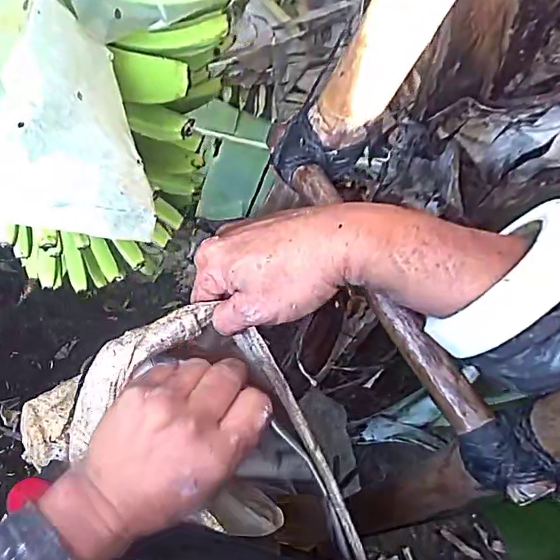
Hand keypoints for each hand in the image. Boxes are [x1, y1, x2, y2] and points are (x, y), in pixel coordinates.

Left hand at [36, 358, 270, 559]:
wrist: (108, 498)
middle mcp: (193, 421)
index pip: (256, 402)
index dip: (253, 401)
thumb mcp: (213, 483)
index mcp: (218, 451)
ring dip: (201, 376)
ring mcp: (163, 402)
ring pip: (200, 364)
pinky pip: (169, 367)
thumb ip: (236, 444)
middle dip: (232, 379)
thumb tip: (250, 411)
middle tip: (223, 390)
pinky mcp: (137, 390)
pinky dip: (173, 377)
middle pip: (230, 374)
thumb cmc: (157, 498)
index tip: (245, 404)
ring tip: (192, 393)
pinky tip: (167, 395)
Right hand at [191, 202, 528, 334]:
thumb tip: (221, 323)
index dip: (217, 321)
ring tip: (284, 300)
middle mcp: (232, 236)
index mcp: (217, 256)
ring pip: (244, 270)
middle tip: (261, 319)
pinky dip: (273, 274)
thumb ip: (231, 319)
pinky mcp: (281, 225)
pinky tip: (296, 282)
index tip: (233, 334)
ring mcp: (256, 229)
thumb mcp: (262, 309)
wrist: (361, 238)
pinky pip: (264, 258)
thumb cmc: (310, 273)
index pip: (198, 299)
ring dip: (256, 288)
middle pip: (221, 281)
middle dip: (236, 302)